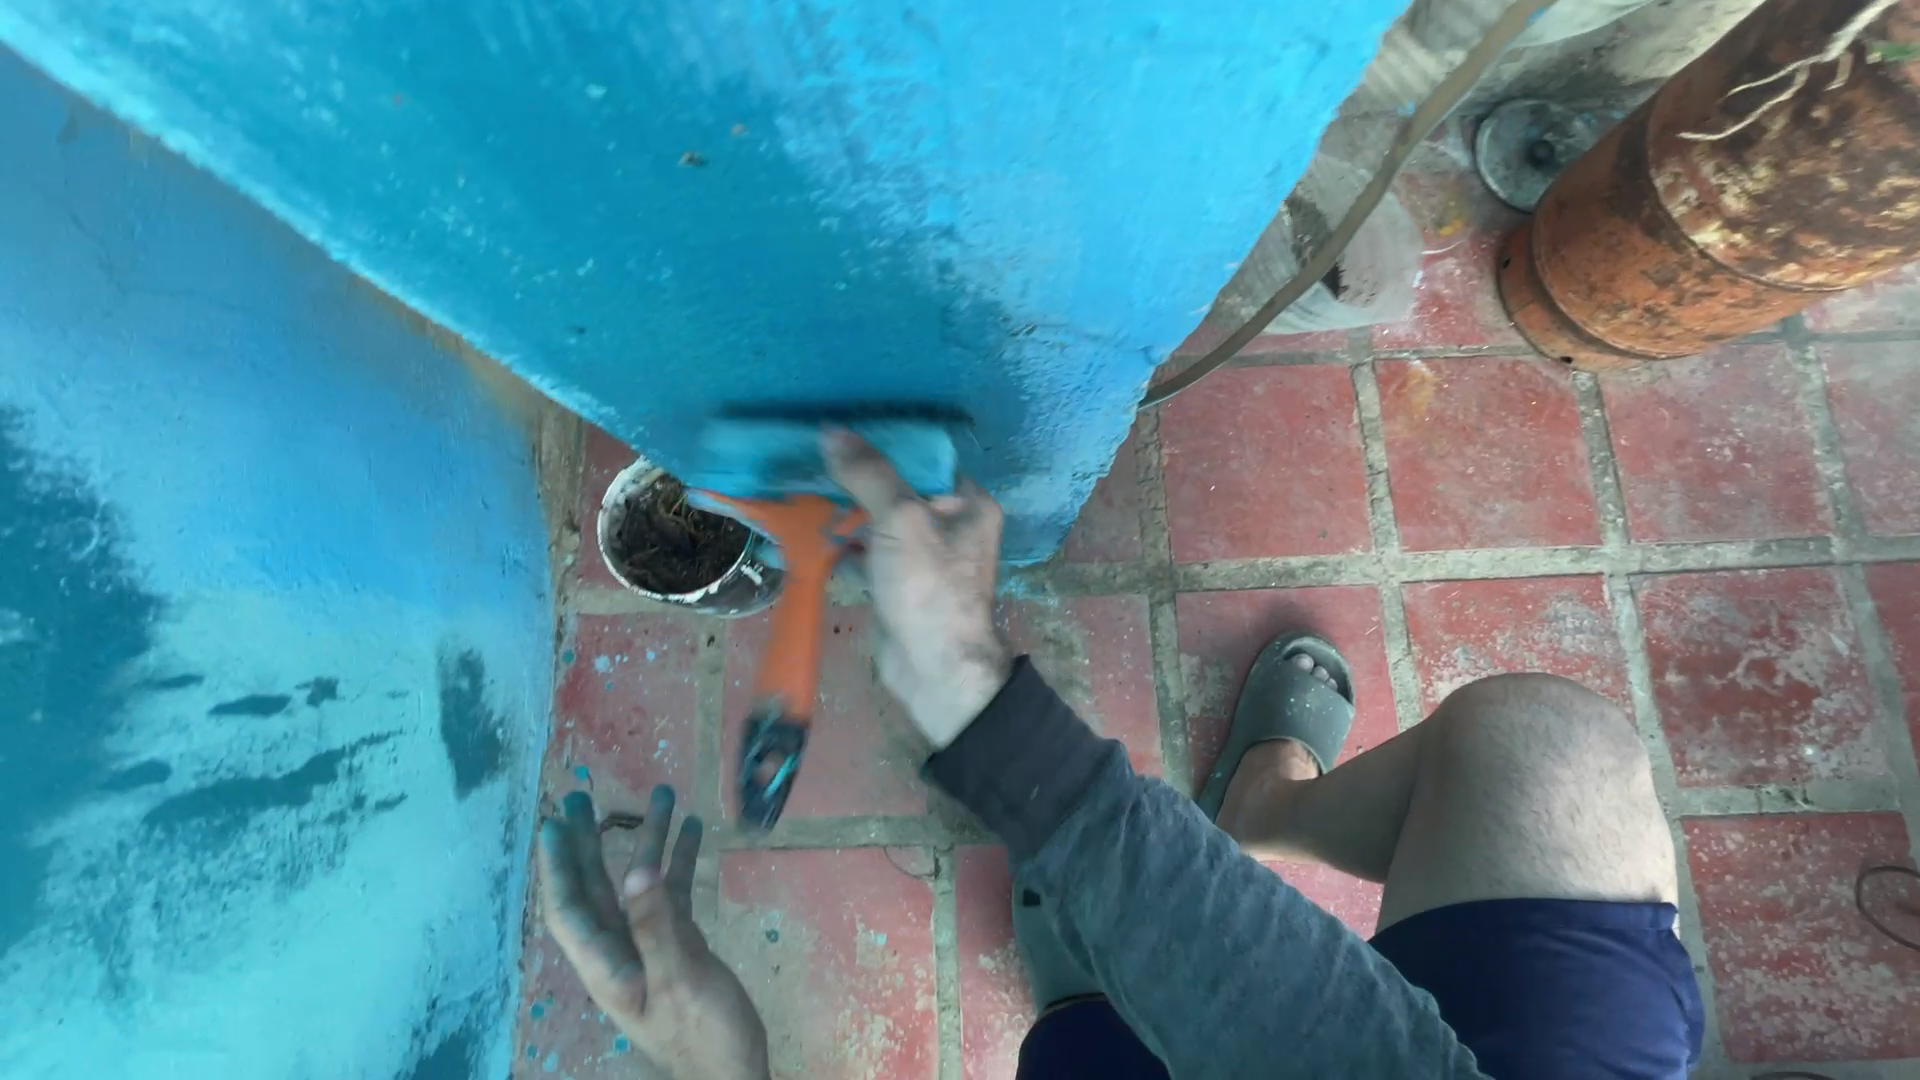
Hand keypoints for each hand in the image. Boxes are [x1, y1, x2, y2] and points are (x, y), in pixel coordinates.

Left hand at [537, 787, 768, 1079]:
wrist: (732, 1071)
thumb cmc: (703, 1032)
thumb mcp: (680, 978)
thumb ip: (658, 925)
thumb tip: (636, 870)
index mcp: (608, 964)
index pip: (570, 907)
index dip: (558, 865)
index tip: (551, 823)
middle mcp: (621, 949)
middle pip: (597, 887)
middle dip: (589, 841)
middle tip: (581, 796)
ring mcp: (650, 946)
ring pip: (640, 883)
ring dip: (647, 839)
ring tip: (662, 794)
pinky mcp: (680, 944)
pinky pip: (673, 894)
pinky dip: (680, 859)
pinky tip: (694, 829)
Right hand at [823, 430, 1012, 747]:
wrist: (933, 669)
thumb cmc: (928, 586)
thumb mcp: (900, 520)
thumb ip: (869, 475)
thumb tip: (832, 432)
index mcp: (968, 502)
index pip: (924, 460)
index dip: (884, 445)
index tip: (842, 434)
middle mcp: (951, 526)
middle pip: (897, 491)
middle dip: (855, 481)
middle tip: (813, 462)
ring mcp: (924, 558)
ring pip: (878, 524)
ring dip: (842, 514)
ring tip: (800, 492)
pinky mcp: (899, 584)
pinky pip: (867, 554)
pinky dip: (840, 547)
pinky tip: (805, 535)